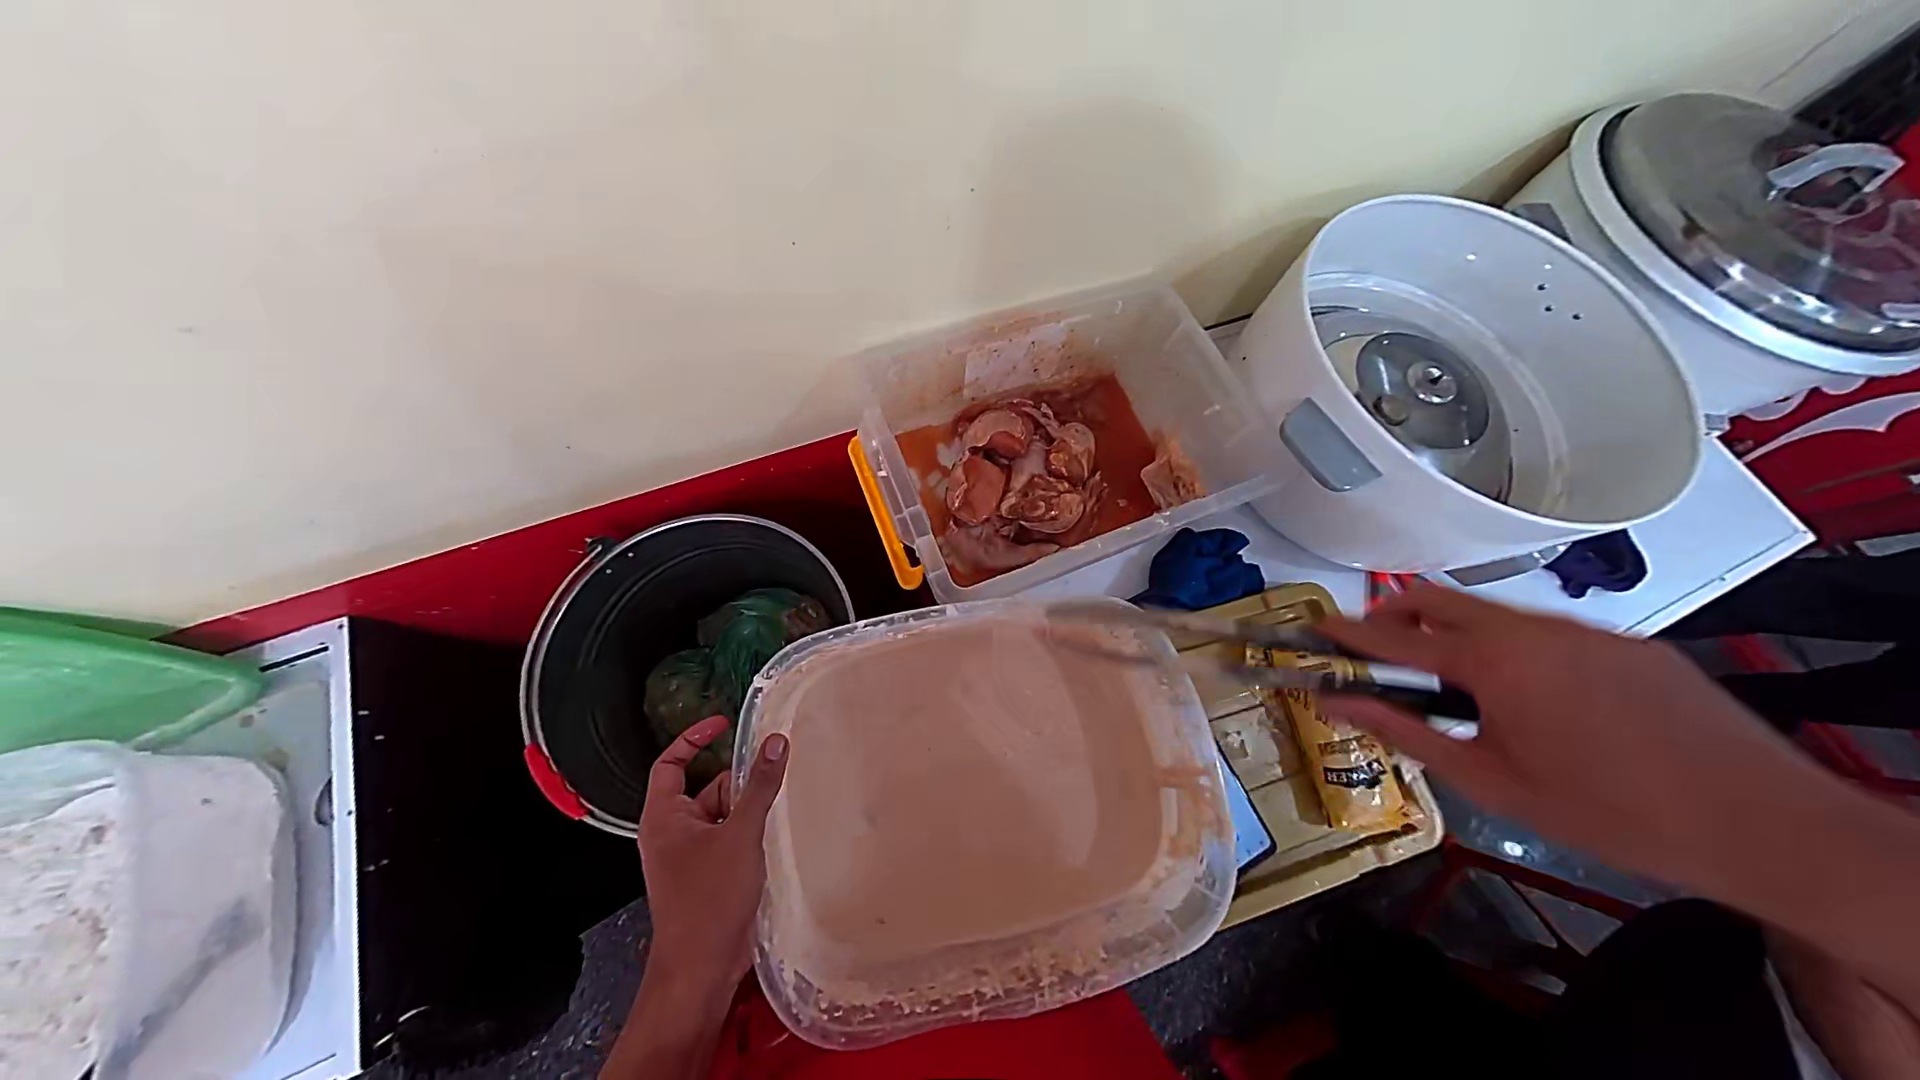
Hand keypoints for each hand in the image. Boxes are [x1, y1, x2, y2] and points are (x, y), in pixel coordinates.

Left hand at [637, 715, 788, 988]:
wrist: (702, 969)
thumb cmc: (709, 900)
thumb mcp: (740, 834)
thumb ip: (759, 786)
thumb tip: (775, 741)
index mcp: (664, 817)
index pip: (670, 762)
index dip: (694, 738)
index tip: (724, 723)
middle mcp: (674, 831)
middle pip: (707, 786)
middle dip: (738, 779)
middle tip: (773, 769)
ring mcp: (693, 854)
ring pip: (724, 813)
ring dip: (750, 806)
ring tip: (782, 799)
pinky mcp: (712, 873)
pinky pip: (733, 836)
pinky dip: (753, 828)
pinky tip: (779, 829)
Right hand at [1314, 585, 1836, 891]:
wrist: (1768, 827)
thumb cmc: (1608, 812)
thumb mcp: (1490, 780)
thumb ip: (1406, 733)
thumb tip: (1339, 706)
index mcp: (1494, 662)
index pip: (1395, 634)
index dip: (1347, 629)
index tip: (1315, 625)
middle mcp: (1534, 629)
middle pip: (1438, 599)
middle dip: (1393, 614)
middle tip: (1374, 648)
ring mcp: (1585, 631)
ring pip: (1493, 614)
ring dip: (1454, 634)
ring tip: (1456, 686)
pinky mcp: (1627, 643)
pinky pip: (1544, 632)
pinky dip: (1510, 648)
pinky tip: (1534, 700)